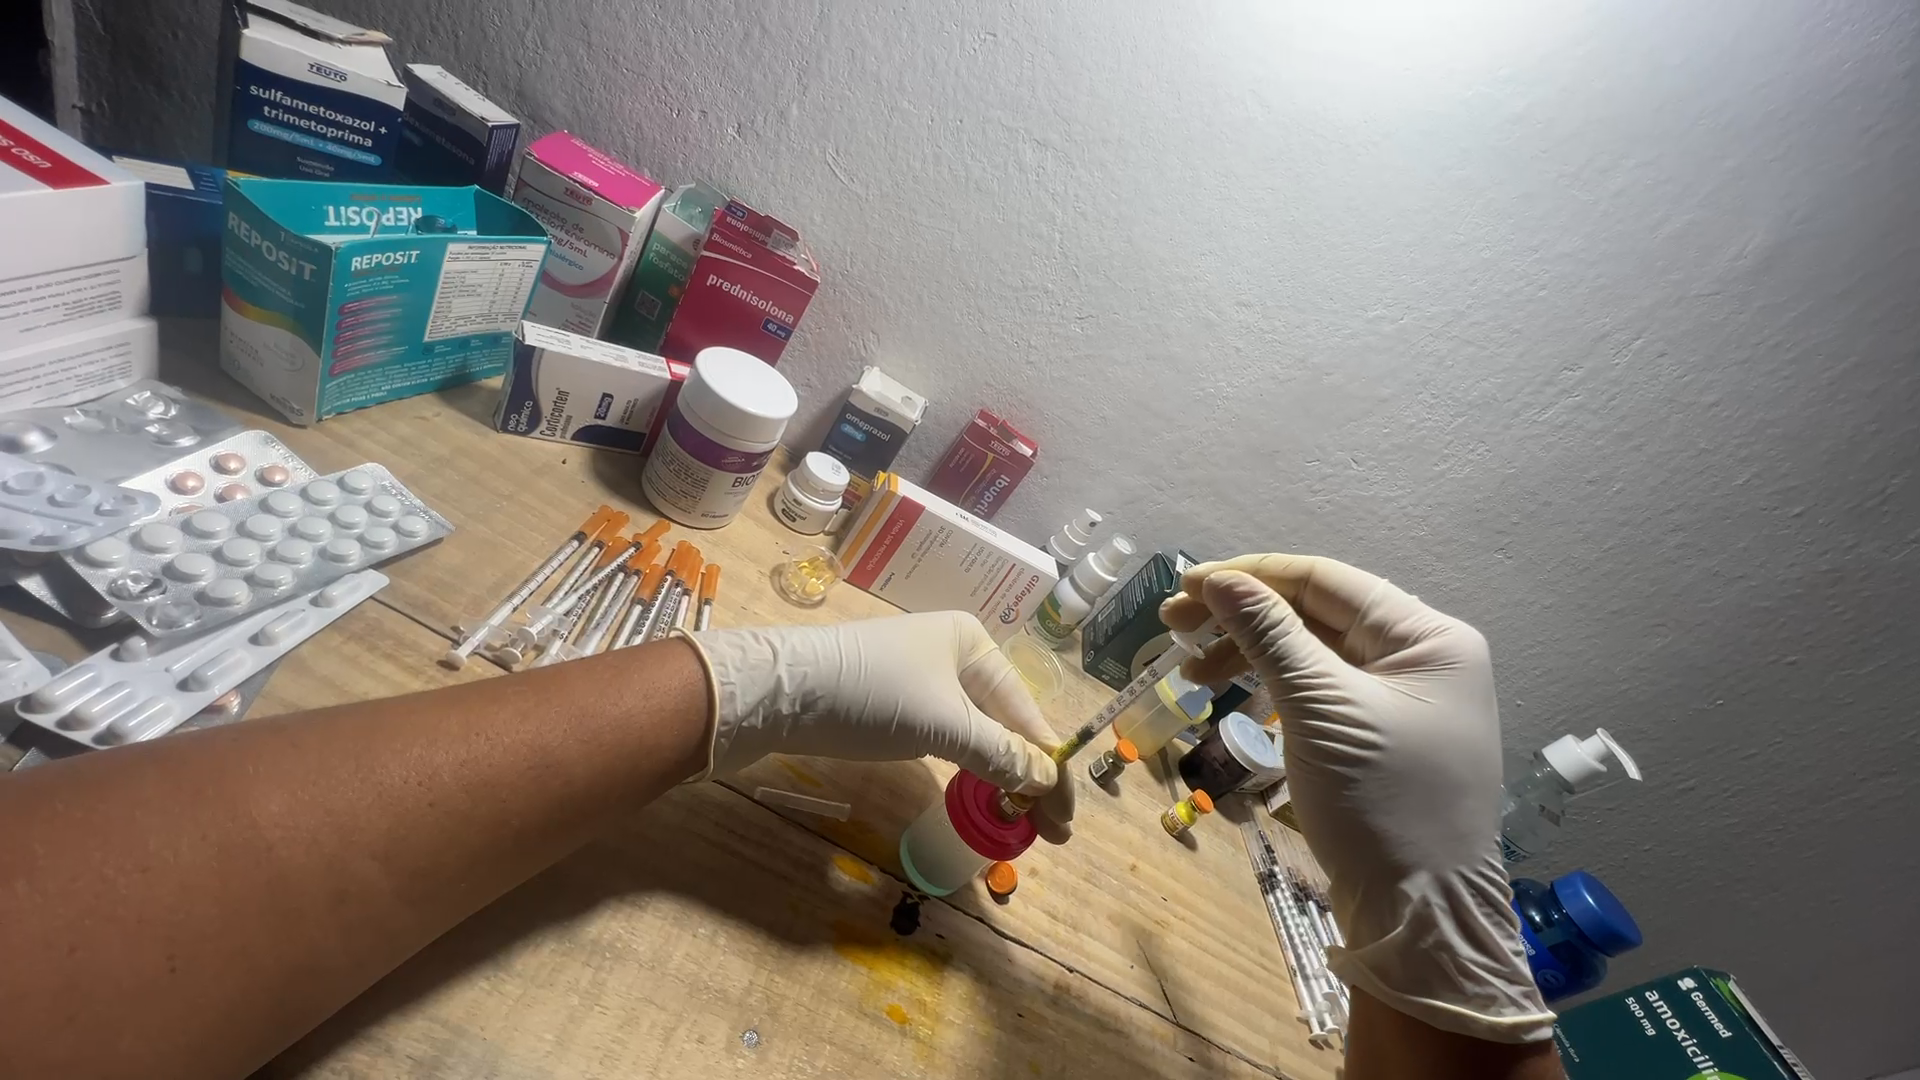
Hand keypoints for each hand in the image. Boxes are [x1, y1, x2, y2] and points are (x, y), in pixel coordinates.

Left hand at [682, 612, 1074, 841]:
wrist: (780, 691)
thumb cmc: (870, 695)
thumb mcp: (942, 724)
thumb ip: (999, 753)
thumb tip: (1047, 779)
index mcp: (974, 643)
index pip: (1026, 713)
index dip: (1050, 769)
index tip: (1066, 821)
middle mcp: (955, 654)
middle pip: (1006, 723)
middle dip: (1029, 777)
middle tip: (1050, 833)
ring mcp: (925, 677)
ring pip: (978, 732)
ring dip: (1002, 775)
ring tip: (1021, 821)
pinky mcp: (899, 702)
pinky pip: (950, 735)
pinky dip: (970, 766)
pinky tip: (982, 793)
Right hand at [1160, 555, 1552, 1042]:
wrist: (1416, 915)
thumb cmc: (1376, 800)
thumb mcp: (1317, 705)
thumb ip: (1267, 631)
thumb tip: (1216, 577)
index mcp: (1426, 636)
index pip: (1323, 580)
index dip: (1249, 575)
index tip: (1185, 584)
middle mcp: (1418, 654)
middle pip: (1312, 611)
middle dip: (1241, 614)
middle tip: (1173, 623)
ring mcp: (1397, 694)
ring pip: (1307, 648)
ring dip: (1245, 649)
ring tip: (1190, 669)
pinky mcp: (1373, 728)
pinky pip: (1312, 684)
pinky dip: (1267, 681)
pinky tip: (1228, 691)